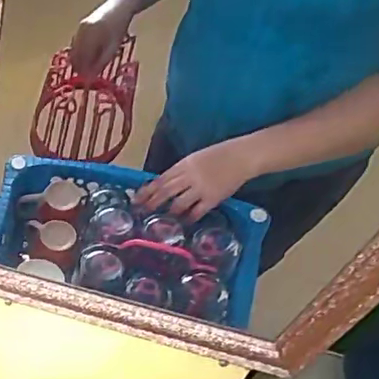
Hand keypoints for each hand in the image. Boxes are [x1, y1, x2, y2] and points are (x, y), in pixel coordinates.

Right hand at [69, 2, 130, 78]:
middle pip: (75, 56)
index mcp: (91, 35)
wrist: (118, 7)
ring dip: (79, 62)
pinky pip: (75, 45)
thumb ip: (100, 63)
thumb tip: (89, 78)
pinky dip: (79, 54)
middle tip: (88, 77)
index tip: (87, 83)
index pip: (82, 59)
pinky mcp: (79, 28)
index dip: (83, 72)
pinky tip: (88, 57)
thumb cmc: (118, 28)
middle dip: (80, 68)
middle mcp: (82, 31)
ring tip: (90, 67)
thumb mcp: (113, 48)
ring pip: (74, 51)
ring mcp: (79, 28)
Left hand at [134, 139, 258, 220]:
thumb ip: (181, 171)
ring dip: (170, 212)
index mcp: (184, 165)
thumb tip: (166, 183)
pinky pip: (197, 211)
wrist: (242, 156)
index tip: (137, 199)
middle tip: (142, 212)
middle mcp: (189, 176)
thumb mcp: (195, 158)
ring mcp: (201, 188)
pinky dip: (189, 218)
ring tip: (163, 219)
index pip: (160, 179)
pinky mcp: (213, 198)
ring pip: (179, 203)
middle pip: (165, 191)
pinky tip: (184, 223)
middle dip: (152, 203)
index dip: (147, 190)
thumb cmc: (219, 155)